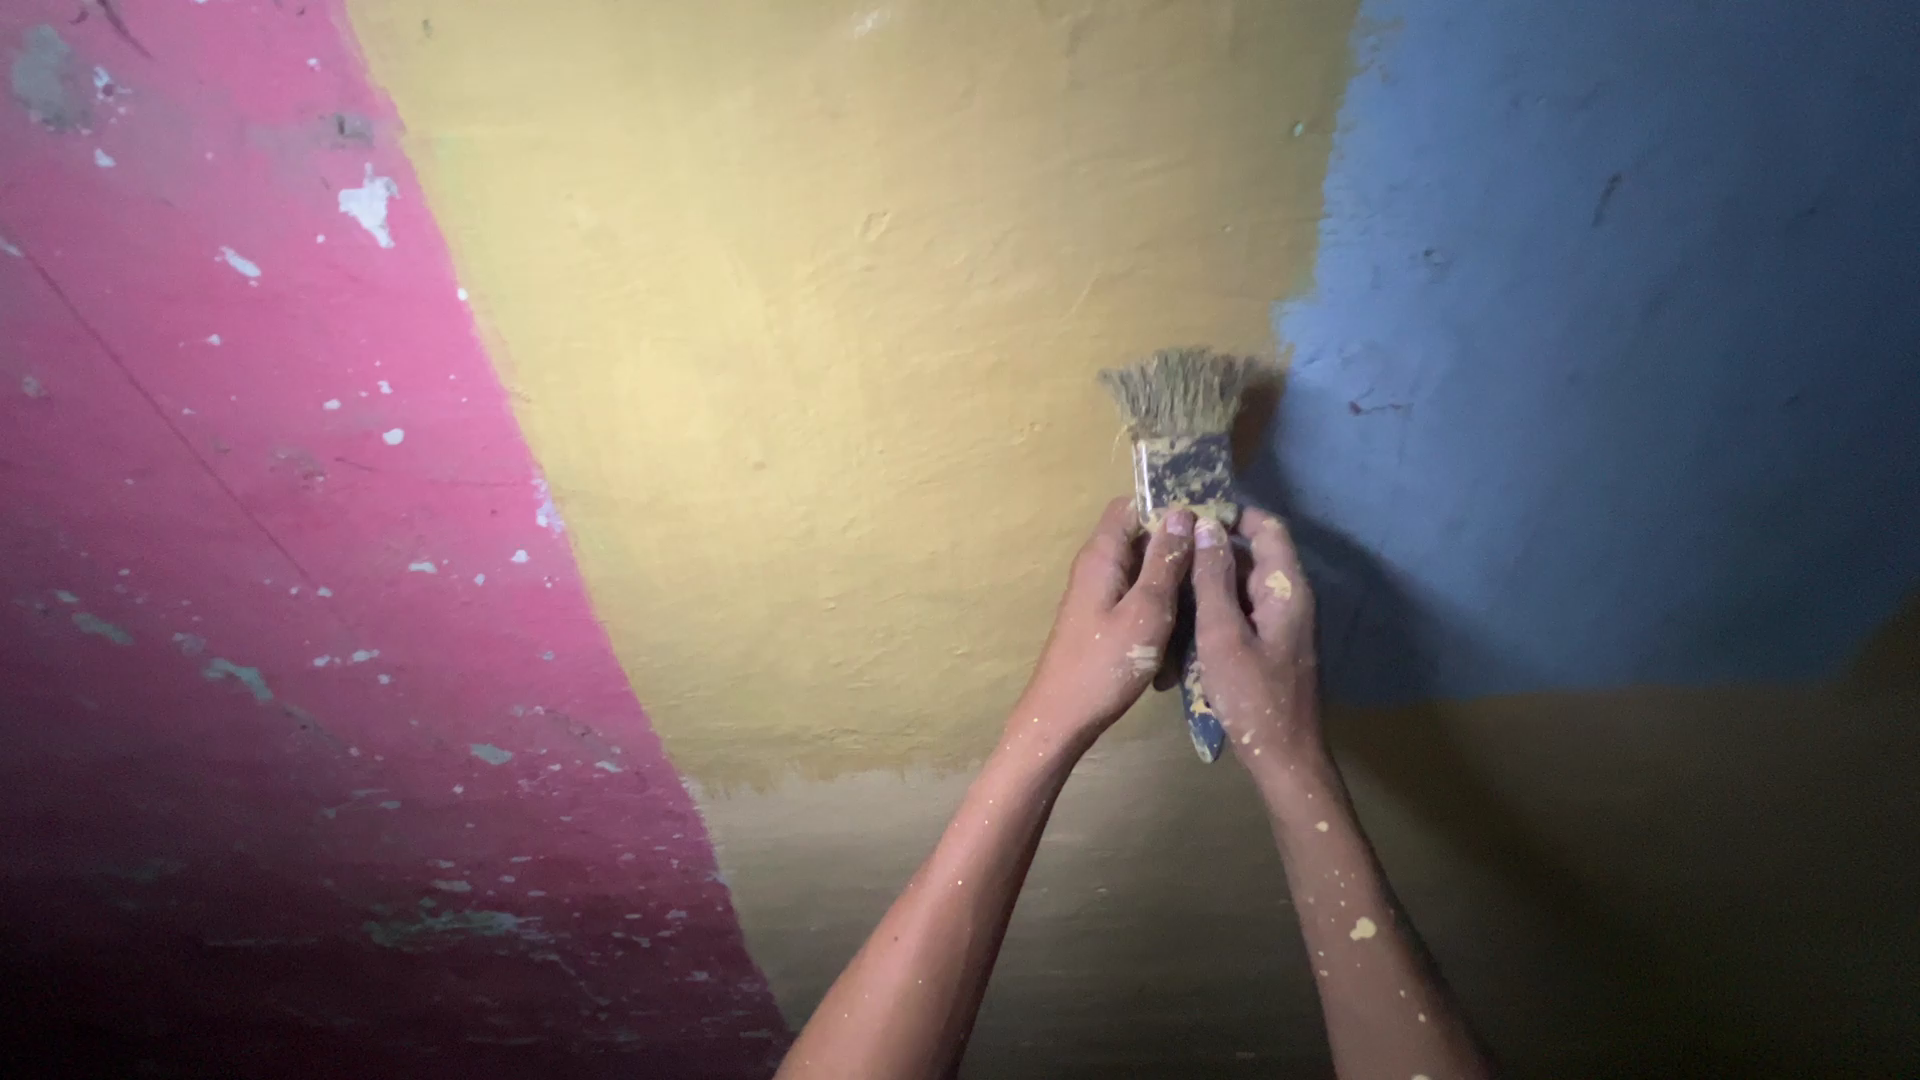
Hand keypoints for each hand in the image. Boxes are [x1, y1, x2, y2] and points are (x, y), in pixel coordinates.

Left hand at [1014, 497, 1195, 747]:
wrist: (1063, 716)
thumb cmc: (1105, 664)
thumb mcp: (1147, 610)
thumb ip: (1165, 561)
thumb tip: (1181, 512)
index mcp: (1102, 555)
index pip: (1131, 505)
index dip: (1167, 506)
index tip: (1207, 518)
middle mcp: (1097, 566)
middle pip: (1142, 537)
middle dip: (1179, 546)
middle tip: (1221, 560)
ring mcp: (1099, 593)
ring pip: (1145, 570)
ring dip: (1173, 582)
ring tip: (1210, 594)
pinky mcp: (1104, 617)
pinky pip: (1138, 598)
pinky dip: (1161, 608)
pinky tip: (1184, 630)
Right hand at [1189, 509, 1320, 768]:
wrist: (1284, 756)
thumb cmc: (1252, 695)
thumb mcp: (1222, 634)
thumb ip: (1213, 578)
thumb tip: (1204, 525)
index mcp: (1285, 589)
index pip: (1266, 528)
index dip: (1230, 515)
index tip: (1188, 517)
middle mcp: (1288, 597)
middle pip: (1253, 553)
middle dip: (1212, 546)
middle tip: (1167, 549)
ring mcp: (1281, 621)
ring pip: (1243, 582)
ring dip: (1210, 576)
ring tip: (1168, 578)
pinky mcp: (1270, 641)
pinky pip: (1242, 607)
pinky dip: (1216, 603)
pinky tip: (1183, 614)